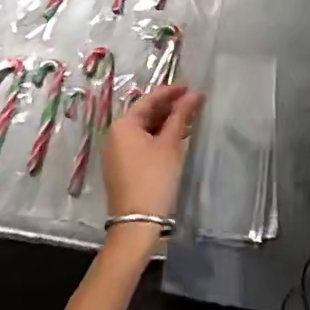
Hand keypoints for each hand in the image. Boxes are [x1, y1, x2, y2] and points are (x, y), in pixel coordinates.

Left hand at [101, 84, 203, 217]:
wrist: (136, 223)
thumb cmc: (154, 178)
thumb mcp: (170, 145)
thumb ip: (181, 116)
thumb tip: (195, 94)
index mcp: (123, 124)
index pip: (150, 99)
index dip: (171, 91)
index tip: (191, 86)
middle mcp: (115, 134)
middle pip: (146, 113)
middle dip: (170, 107)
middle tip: (194, 101)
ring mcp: (117, 151)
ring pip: (144, 129)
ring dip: (166, 122)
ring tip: (190, 118)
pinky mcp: (122, 165)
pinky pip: (141, 142)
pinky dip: (158, 137)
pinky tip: (177, 137)